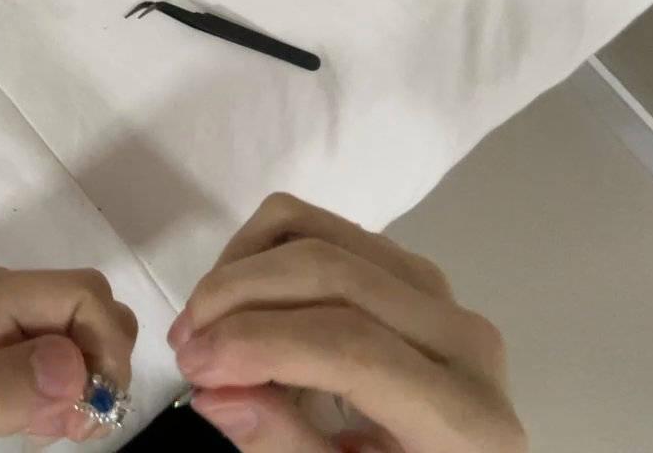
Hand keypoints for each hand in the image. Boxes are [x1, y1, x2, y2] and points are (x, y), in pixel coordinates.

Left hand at [0, 262, 138, 452]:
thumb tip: (74, 363)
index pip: (81, 293)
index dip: (105, 349)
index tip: (91, 412)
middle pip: (86, 301)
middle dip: (99, 362)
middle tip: (71, 425)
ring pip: (76, 323)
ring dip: (82, 376)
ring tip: (42, 428)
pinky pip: (53, 343)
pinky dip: (62, 382)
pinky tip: (32, 418)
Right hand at [167, 194, 524, 452]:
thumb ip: (281, 445)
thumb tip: (211, 390)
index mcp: (469, 418)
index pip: (350, 347)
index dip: (257, 344)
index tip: (191, 366)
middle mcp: (460, 335)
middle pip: (326, 273)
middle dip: (234, 297)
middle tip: (183, 341)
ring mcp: (429, 287)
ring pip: (309, 233)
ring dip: (238, 266)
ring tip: (204, 317)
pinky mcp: (394, 262)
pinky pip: (308, 222)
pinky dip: (254, 245)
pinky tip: (236, 293)